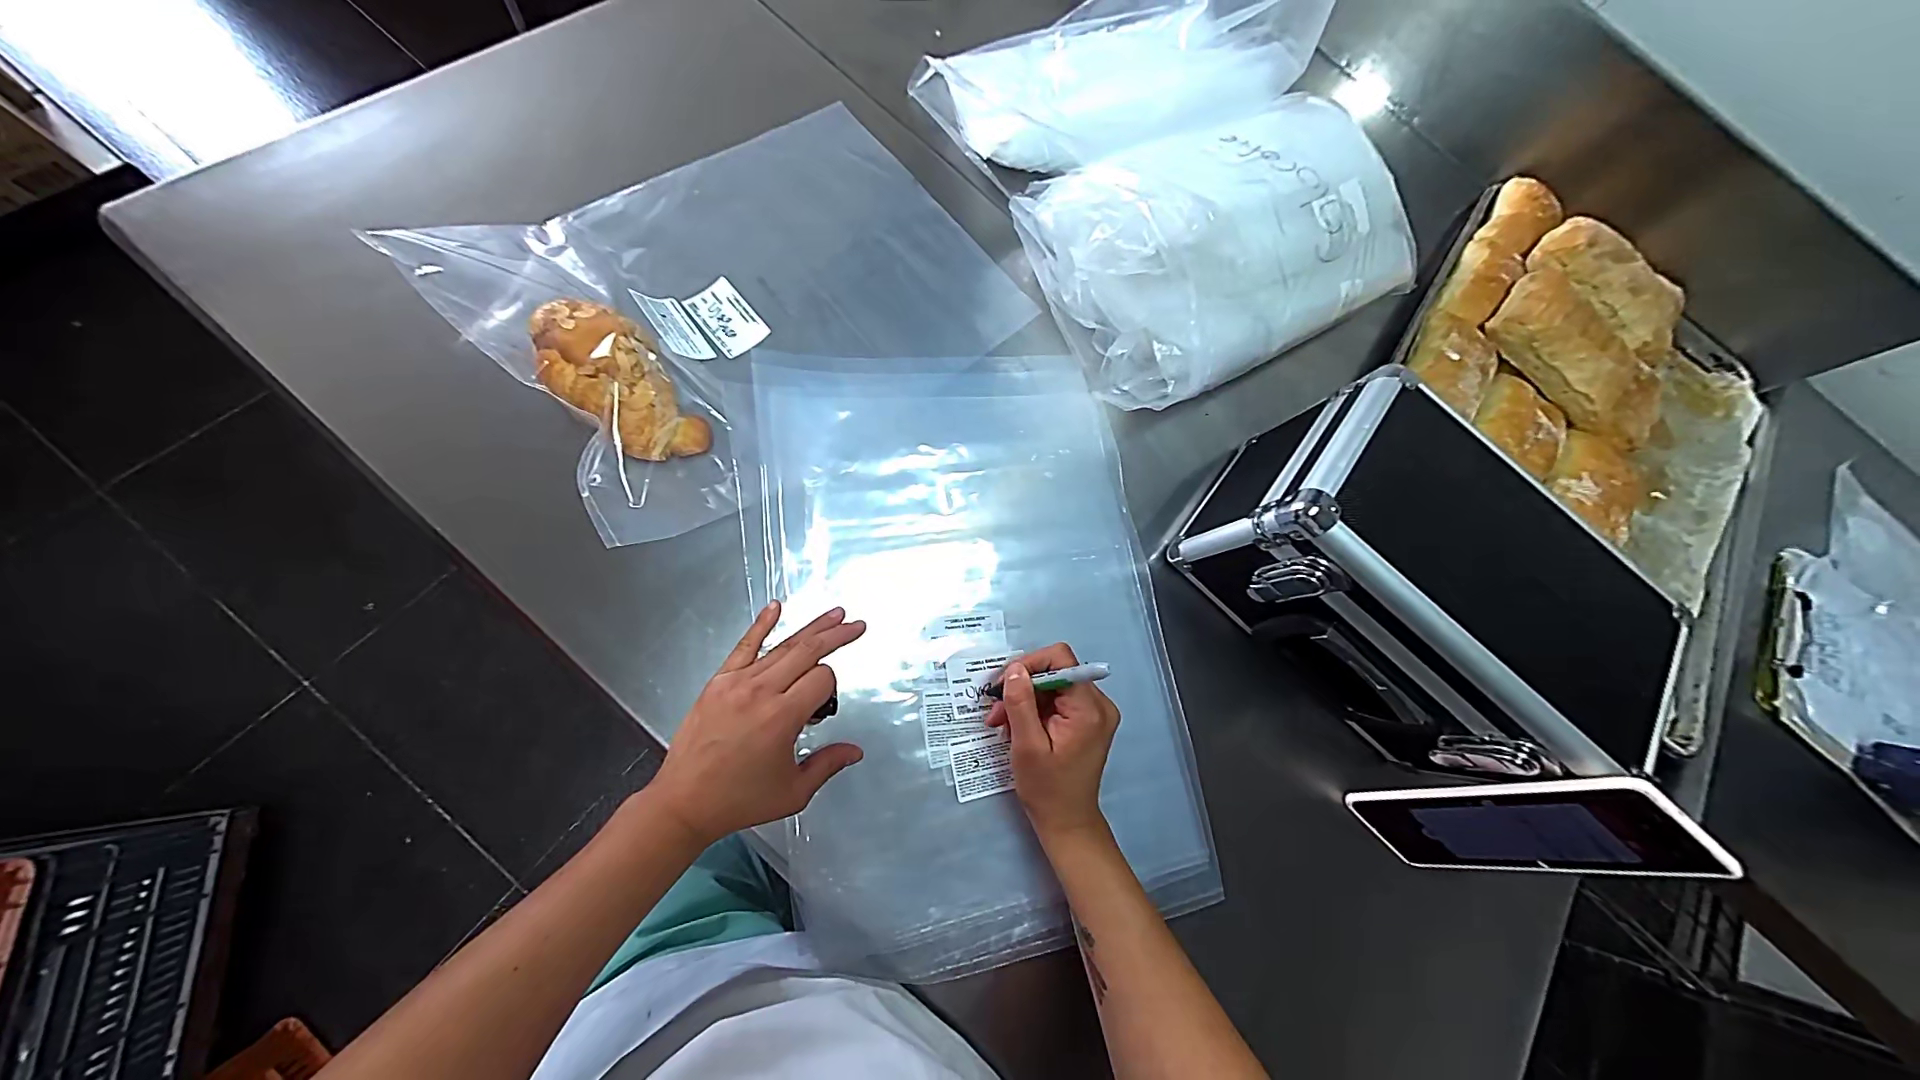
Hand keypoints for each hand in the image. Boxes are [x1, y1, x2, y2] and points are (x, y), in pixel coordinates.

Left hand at [647, 602, 865, 846]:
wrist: (683, 802)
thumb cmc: (738, 800)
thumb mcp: (793, 792)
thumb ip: (828, 765)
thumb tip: (855, 751)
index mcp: (781, 718)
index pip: (822, 679)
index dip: (832, 687)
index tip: (824, 706)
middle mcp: (760, 693)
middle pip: (807, 651)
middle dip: (836, 636)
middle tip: (858, 626)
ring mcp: (736, 683)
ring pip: (782, 646)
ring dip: (812, 628)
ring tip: (835, 614)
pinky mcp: (718, 682)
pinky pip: (744, 646)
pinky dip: (761, 625)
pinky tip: (775, 607)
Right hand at [985, 642, 1119, 841]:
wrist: (1067, 821)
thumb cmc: (1047, 789)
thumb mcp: (1027, 745)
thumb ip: (1021, 703)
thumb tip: (1014, 669)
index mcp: (1089, 708)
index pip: (1061, 659)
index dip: (1030, 664)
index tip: (1005, 685)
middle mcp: (1099, 704)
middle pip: (1056, 671)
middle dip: (1023, 687)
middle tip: (997, 712)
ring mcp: (1095, 712)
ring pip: (1053, 685)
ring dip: (1025, 699)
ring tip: (1002, 723)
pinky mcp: (1087, 720)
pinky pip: (1057, 699)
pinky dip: (1035, 708)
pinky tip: (1017, 727)